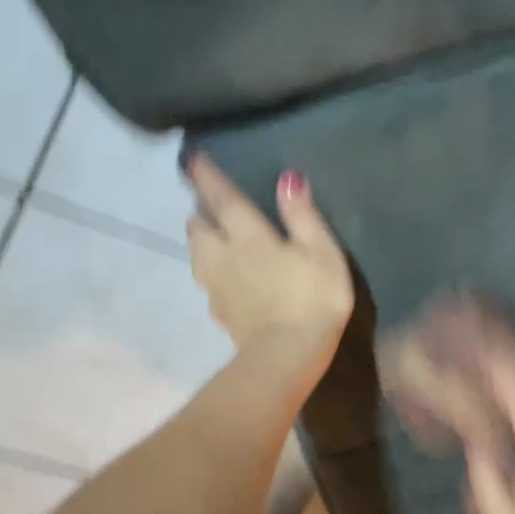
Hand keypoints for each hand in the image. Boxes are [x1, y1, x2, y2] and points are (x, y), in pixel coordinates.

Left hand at [186, 155, 353, 354]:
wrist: (288, 353)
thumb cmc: (313, 297)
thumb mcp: (322, 251)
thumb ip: (302, 215)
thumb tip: (288, 178)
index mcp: (247, 235)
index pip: (221, 198)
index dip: (206, 177)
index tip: (192, 160)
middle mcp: (221, 255)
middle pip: (198, 226)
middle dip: (202, 212)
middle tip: (213, 207)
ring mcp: (216, 286)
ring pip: (197, 254)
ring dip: (202, 241)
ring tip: (215, 239)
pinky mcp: (220, 312)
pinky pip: (207, 282)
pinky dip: (211, 270)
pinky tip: (226, 278)